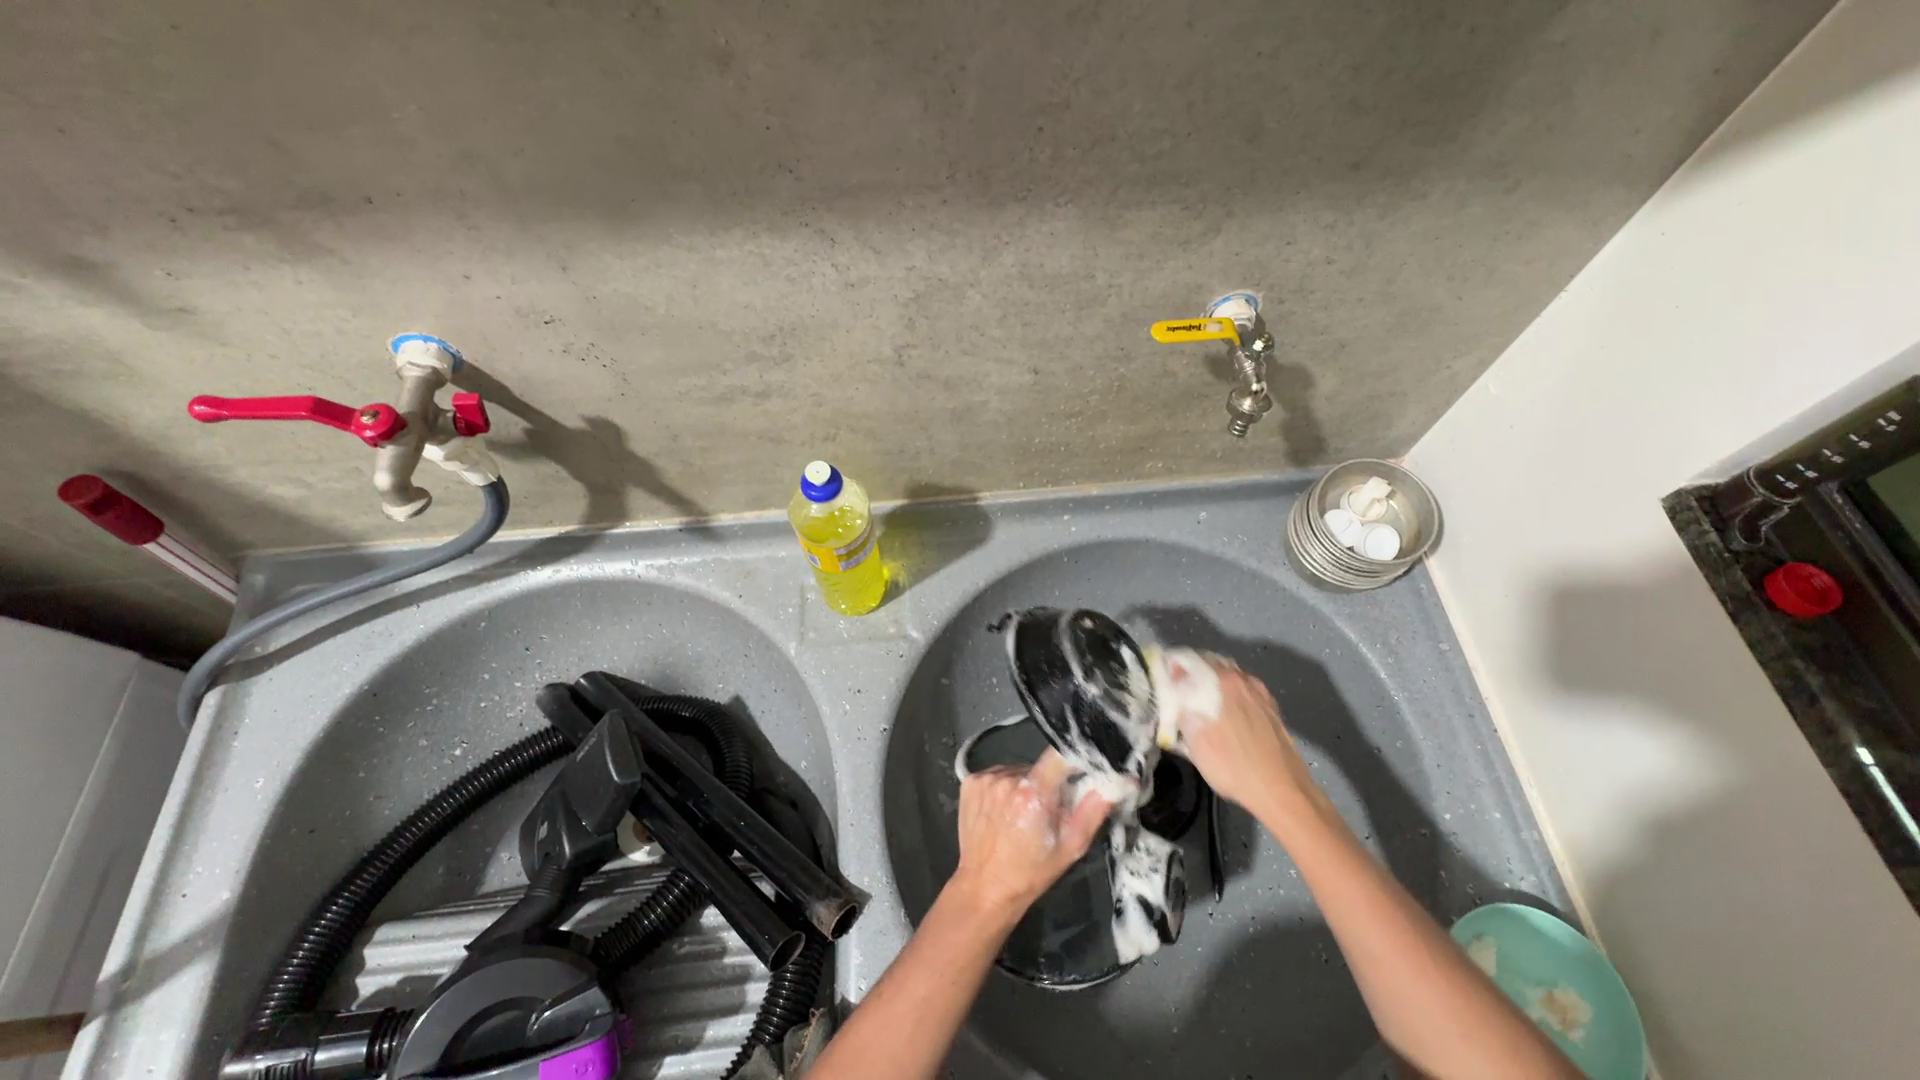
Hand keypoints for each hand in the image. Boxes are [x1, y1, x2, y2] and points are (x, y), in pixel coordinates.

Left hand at [951, 748, 1110, 917]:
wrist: (985, 887)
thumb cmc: (1032, 871)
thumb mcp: (1072, 846)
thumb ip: (1095, 808)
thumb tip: (1122, 779)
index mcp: (1034, 793)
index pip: (1060, 755)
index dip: (1073, 759)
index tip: (1081, 771)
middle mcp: (1007, 779)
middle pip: (1039, 768)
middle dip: (1048, 784)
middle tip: (1047, 812)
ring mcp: (985, 779)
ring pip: (1018, 771)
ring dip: (1024, 786)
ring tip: (1022, 815)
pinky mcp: (970, 782)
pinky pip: (997, 775)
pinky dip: (1004, 788)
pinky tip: (1003, 812)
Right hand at [1167, 654, 1319, 817]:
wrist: (1282, 790)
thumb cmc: (1233, 766)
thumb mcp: (1196, 738)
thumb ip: (1182, 704)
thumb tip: (1174, 681)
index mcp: (1223, 680)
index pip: (1189, 658)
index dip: (1172, 666)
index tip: (1162, 680)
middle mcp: (1244, 679)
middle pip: (1211, 664)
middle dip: (1193, 674)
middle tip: (1178, 693)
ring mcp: (1261, 694)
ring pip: (1229, 679)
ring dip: (1212, 685)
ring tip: (1200, 705)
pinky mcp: (1272, 710)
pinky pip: (1244, 693)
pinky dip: (1230, 697)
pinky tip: (1225, 717)